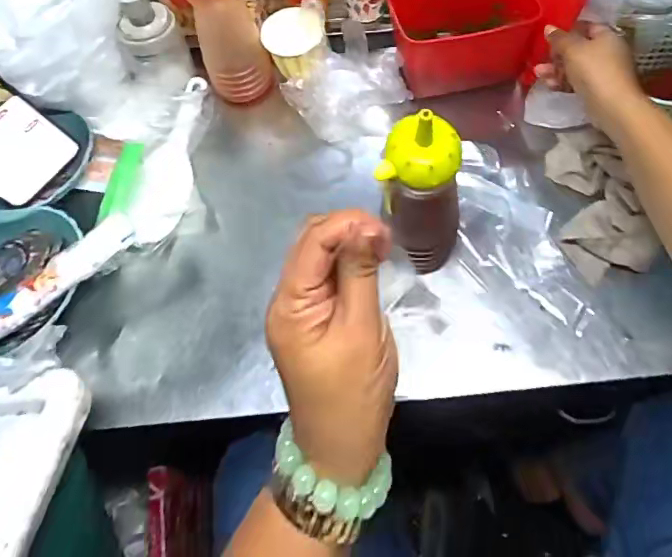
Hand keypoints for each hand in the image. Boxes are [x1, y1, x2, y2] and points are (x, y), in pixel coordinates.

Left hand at [266, 210, 397, 483]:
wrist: (341, 447)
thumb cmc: (353, 391)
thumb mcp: (362, 329)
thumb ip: (360, 272)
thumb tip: (365, 226)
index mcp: (291, 303)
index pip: (313, 240)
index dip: (348, 223)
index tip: (384, 231)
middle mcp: (286, 299)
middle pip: (310, 240)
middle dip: (347, 228)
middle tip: (385, 239)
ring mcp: (298, 308)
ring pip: (318, 253)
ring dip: (348, 241)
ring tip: (381, 248)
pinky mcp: (313, 315)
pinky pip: (325, 273)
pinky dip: (347, 260)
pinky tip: (369, 263)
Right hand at [540, 22, 648, 133]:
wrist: (614, 108)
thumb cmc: (594, 70)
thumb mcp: (572, 49)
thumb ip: (559, 38)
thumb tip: (549, 28)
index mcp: (607, 36)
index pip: (586, 26)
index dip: (567, 28)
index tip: (549, 34)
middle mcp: (608, 52)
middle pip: (578, 48)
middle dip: (557, 53)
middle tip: (542, 57)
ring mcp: (603, 72)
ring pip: (575, 66)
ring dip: (556, 69)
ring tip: (539, 73)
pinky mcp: (597, 90)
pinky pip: (577, 81)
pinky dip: (564, 81)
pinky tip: (549, 85)